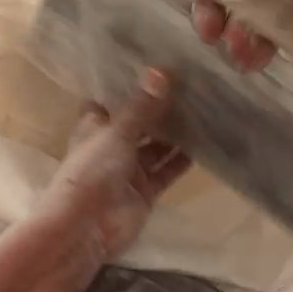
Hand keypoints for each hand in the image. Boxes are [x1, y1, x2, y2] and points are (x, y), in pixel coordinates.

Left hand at [28, 69, 190, 286]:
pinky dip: (183, 159)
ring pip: (157, 145)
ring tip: (205, 106)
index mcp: (94, 126)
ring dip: (176, 132)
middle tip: (194, 81)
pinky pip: (168, 170)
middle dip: (161, 107)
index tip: (157, 64)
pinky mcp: (146, 190)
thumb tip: (164, 70)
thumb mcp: (117, 133)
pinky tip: (206, 141)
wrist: (86, 227)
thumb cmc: (92, 172)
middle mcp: (111, 145)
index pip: (112, 100)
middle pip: (140, 122)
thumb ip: (142, 106)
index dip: (130, 85)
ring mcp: (130, 169)